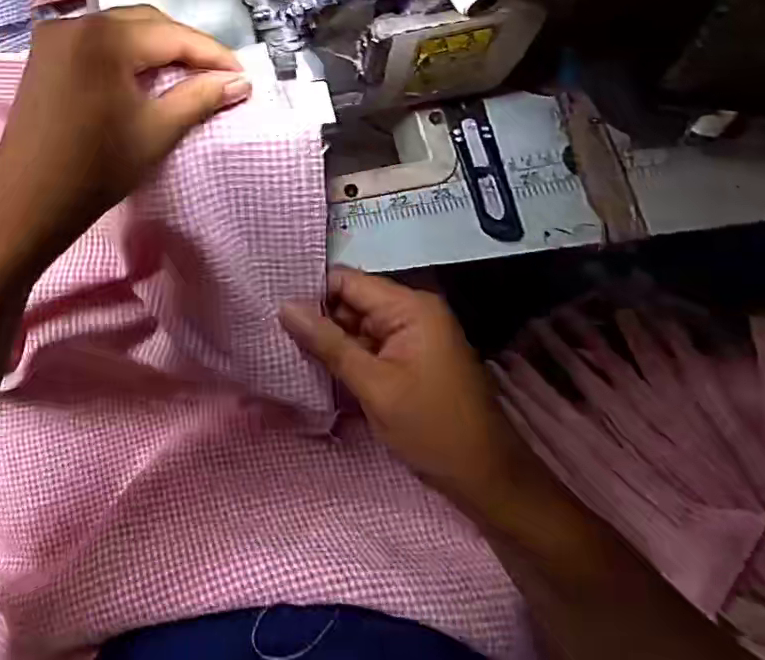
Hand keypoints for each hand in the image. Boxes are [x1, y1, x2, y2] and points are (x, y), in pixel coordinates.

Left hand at [0, 5, 251, 261]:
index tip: (242, 75)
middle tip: (216, 76)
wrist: (26, 206)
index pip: (172, 35)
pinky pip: (94, 42)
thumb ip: (200, 97)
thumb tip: (240, 81)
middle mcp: (75, 23)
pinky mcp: (41, 56)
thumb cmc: (95, 170)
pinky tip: (139, 75)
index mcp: (104, 37)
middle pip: (145, 23)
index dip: (212, 54)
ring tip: (184, 74)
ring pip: (119, 29)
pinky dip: (122, 53)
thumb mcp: (156, 131)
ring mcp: (53, 38)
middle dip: (183, 46)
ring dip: (153, 47)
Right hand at [279, 267, 537, 511]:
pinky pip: (368, 346)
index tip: (274, 308)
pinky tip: (316, 368)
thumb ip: (328, 343)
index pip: (347, 281)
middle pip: (350, 302)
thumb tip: (284, 307)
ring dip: (328, 341)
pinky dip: (345, 357)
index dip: (311, 292)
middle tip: (274, 333)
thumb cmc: (433, 430)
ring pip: (356, 325)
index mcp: (411, 307)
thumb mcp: (374, 386)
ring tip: (286, 349)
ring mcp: (412, 337)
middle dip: (316, 318)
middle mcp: (412, 312)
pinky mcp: (409, 359)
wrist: (490, 482)